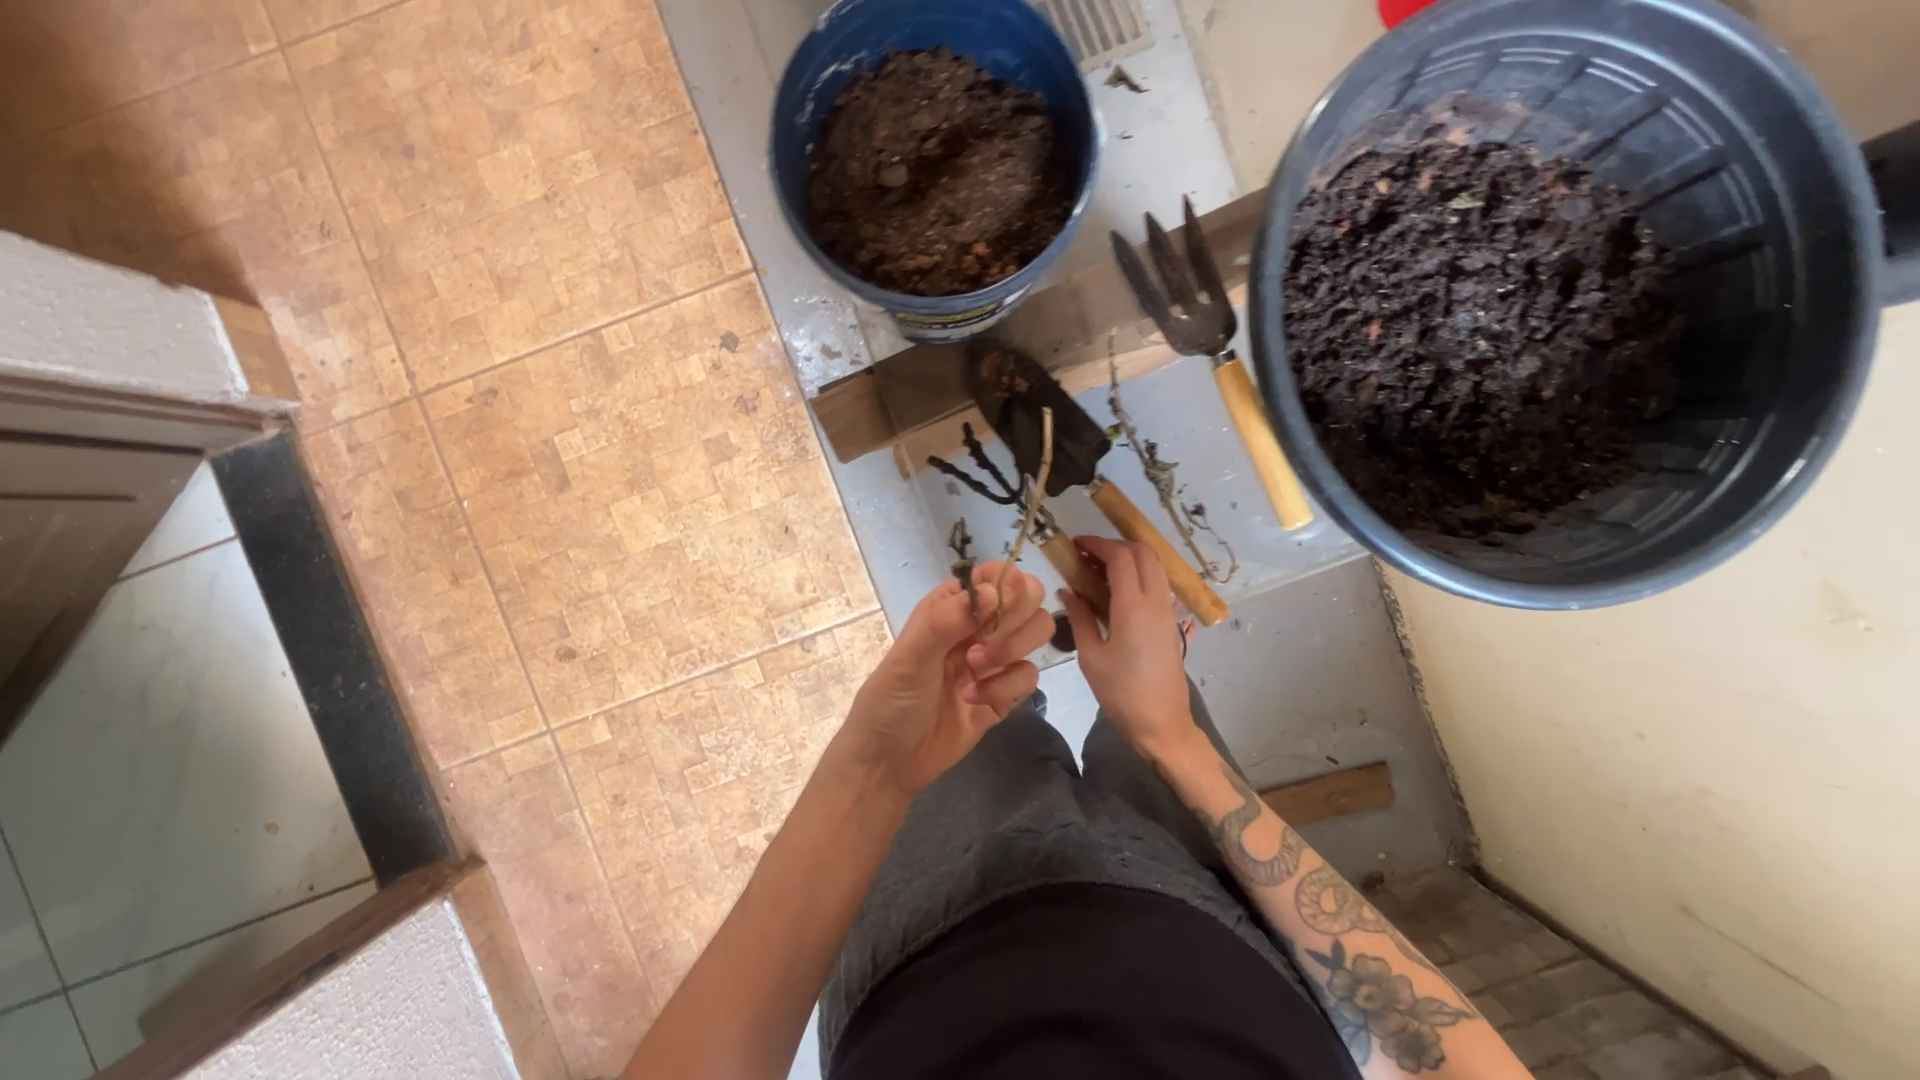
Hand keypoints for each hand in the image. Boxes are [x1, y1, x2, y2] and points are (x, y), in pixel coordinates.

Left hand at [838, 562, 1054, 799]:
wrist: (890, 762)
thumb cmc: (890, 700)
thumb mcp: (910, 655)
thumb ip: (949, 619)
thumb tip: (996, 590)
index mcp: (951, 605)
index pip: (996, 575)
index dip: (1007, 585)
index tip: (998, 608)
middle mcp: (978, 625)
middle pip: (1030, 599)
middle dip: (1013, 622)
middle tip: (983, 645)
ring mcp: (995, 659)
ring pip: (1037, 633)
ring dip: (1010, 653)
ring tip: (974, 672)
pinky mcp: (1006, 693)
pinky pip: (1030, 677)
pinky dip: (1005, 688)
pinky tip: (975, 701)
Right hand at [1058, 536, 1201, 765]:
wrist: (1162, 723)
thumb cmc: (1121, 693)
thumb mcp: (1091, 656)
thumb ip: (1079, 618)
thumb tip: (1067, 591)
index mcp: (1133, 608)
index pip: (1120, 557)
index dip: (1097, 544)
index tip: (1075, 544)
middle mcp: (1156, 601)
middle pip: (1143, 552)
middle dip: (1114, 545)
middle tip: (1086, 554)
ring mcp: (1168, 611)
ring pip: (1154, 565)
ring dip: (1129, 557)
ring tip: (1099, 568)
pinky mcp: (1172, 621)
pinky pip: (1157, 583)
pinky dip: (1138, 574)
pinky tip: (1116, 589)